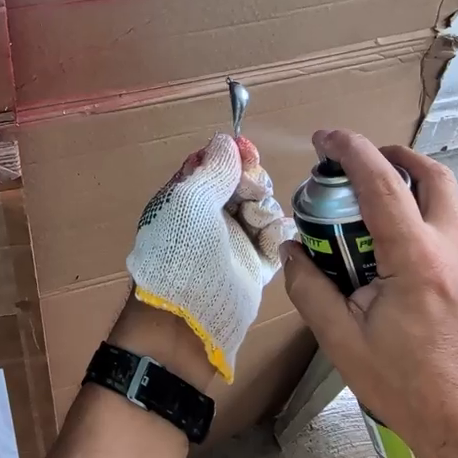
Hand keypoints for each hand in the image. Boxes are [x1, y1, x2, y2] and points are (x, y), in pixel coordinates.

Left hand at [125, 133, 290, 383]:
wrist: (188, 318)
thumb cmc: (181, 251)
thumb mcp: (190, 200)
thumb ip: (213, 168)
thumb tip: (226, 139)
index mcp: (187, 198)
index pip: (216, 165)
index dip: (233, 157)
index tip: (247, 152)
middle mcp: (210, 217)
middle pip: (244, 184)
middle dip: (253, 182)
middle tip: (252, 193)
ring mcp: (233, 242)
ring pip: (262, 208)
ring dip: (265, 208)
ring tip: (258, 222)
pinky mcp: (254, 267)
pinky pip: (275, 240)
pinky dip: (277, 234)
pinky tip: (273, 238)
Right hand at [281, 129, 457, 457]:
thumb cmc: (409, 389)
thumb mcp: (343, 342)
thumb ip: (310, 288)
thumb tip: (291, 250)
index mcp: (416, 261)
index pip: (380, 182)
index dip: (349, 149)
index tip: (324, 138)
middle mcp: (457, 253)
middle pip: (433, 175)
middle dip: (396, 156)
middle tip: (364, 161)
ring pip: (451, 209)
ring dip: (415, 197)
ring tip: (380, 222)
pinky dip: (431, 235)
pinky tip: (410, 272)